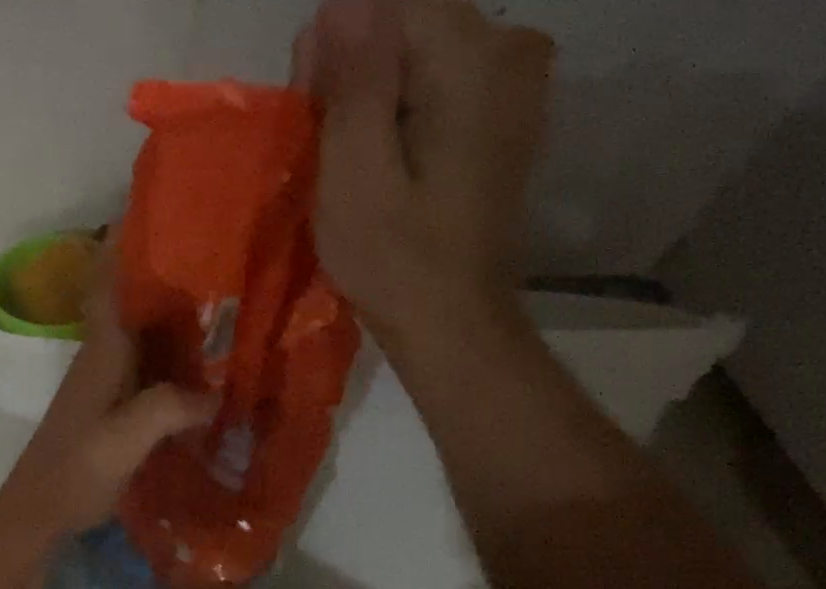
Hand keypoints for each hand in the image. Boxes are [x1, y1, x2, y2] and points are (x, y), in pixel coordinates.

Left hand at [0, 240, 217, 535]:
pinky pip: (147, 371)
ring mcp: (103, 388)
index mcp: (101, 356)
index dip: (124, 247)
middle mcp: (100, 362)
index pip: (109, 286)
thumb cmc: (73, 473)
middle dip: (166, 276)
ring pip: (142, 338)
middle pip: (132, 306)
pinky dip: (173, 361)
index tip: (152, 210)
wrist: (36, 515)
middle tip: (219, 250)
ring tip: (226, 299)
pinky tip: (206, 369)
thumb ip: (168, 409)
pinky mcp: (109, 412)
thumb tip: (216, 393)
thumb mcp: (124, 441)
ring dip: (174, 318)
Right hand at [295, 0, 554, 344]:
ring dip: (368, 89)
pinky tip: (374, 153)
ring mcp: (516, 80)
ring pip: (418, 51)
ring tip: (342, 152)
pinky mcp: (504, 110)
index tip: (309, 101)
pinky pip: (437, 78)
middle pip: (407, 22)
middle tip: (319, 136)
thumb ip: (355, 83)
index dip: (337, 45)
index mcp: (474, 63)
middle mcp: (510, 51)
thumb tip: (342, 1)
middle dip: (351, 66)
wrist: (452, 319)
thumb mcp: (355, 175)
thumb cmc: (394, 258)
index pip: (392, 3)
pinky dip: (396, 105)